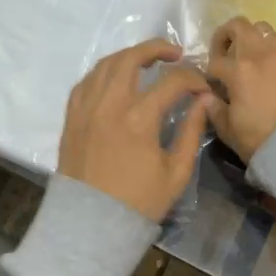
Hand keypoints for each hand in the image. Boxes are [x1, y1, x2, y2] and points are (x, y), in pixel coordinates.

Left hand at [58, 39, 212, 222]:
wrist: (89, 228)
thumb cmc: (137, 203)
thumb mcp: (175, 173)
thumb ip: (191, 131)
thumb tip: (204, 100)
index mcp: (138, 119)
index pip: (172, 81)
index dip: (193, 79)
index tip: (203, 88)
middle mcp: (109, 105)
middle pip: (132, 57)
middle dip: (157, 48)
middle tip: (174, 54)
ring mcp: (86, 109)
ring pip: (105, 64)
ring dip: (129, 56)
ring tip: (146, 61)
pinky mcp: (71, 118)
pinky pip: (86, 81)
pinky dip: (104, 72)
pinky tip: (116, 78)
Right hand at [206, 18, 275, 164]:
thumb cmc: (260, 138)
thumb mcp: (228, 129)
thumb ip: (213, 108)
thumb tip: (205, 96)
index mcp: (238, 70)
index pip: (215, 61)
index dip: (209, 71)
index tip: (211, 83)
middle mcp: (259, 53)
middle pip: (238, 26)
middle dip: (226, 35)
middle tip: (224, 53)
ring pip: (262, 29)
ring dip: (251, 38)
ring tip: (250, 57)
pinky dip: (272, 48)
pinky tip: (271, 65)